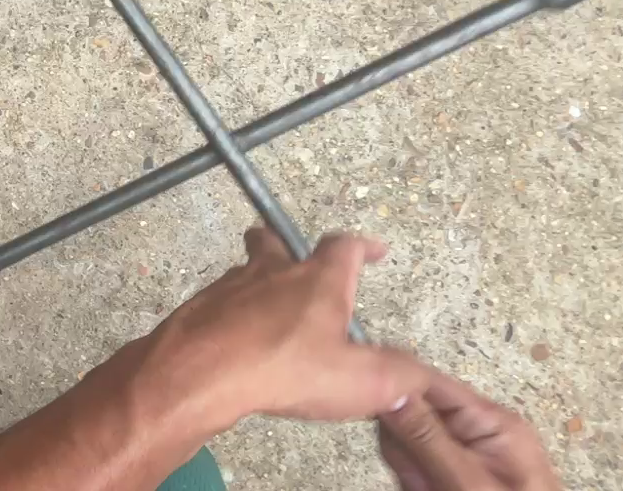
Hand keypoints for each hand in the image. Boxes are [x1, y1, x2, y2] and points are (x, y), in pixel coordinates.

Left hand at [123, 227, 431, 433]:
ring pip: (248, 270)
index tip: (373, 248)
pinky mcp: (206, 303)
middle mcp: (271, 271)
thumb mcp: (362, 380)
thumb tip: (417, 375)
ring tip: (278, 313)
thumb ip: (400, 375)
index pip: (342, 248)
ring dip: (264, 283)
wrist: (205, 366)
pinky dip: (239, 310)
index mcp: (316, 282)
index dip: (361, 246)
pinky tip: (247, 336)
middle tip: (300, 264)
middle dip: (288, 247)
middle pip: (274, 241)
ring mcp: (232, 284)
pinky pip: (226, 298)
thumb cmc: (285, 366)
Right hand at [378, 373, 560, 490]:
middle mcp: (477, 425)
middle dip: (403, 445)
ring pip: (402, 432)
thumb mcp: (470, 486)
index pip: (423, 378)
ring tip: (428, 488)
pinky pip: (409, 453)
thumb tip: (385, 384)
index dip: (391, 390)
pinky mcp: (452, 461)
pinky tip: (426, 488)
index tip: (369, 410)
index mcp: (493, 421)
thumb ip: (426, 435)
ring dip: (406, 465)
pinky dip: (411, 475)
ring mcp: (464, 445)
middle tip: (421, 480)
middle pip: (407, 406)